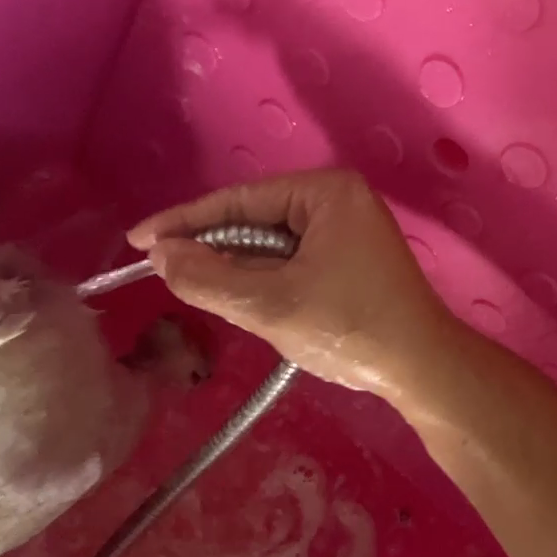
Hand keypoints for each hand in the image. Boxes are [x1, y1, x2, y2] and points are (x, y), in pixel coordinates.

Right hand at [127, 169, 463, 396]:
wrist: (420, 364)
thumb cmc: (347, 326)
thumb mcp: (269, 304)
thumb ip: (208, 277)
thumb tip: (162, 255)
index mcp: (328, 191)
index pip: (241, 200)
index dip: (185, 221)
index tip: (137, 241)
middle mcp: (342, 198)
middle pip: (258, 217)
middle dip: (212, 244)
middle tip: (160, 270)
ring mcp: (352, 226)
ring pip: (275, 241)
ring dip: (237, 264)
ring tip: (194, 285)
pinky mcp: (354, 253)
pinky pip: (296, 255)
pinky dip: (266, 274)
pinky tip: (242, 295)